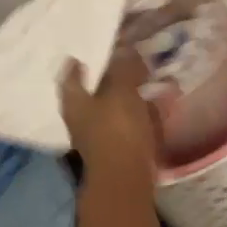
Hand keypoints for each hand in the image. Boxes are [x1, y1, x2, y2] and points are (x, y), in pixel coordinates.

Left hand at [60, 48, 158, 175]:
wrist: (127, 178)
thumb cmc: (118, 131)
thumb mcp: (122, 92)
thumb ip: (123, 69)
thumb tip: (125, 49)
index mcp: (74, 102)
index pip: (71, 76)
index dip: (78, 65)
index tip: (85, 54)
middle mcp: (81, 120)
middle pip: (93, 94)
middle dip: (109, 82)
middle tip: (125, 67)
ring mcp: (100, 138)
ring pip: (114, 111)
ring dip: (129, 100)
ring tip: (146, 87)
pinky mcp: (119, 152)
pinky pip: (130, 128)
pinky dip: (141, 119)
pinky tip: (155, 113)